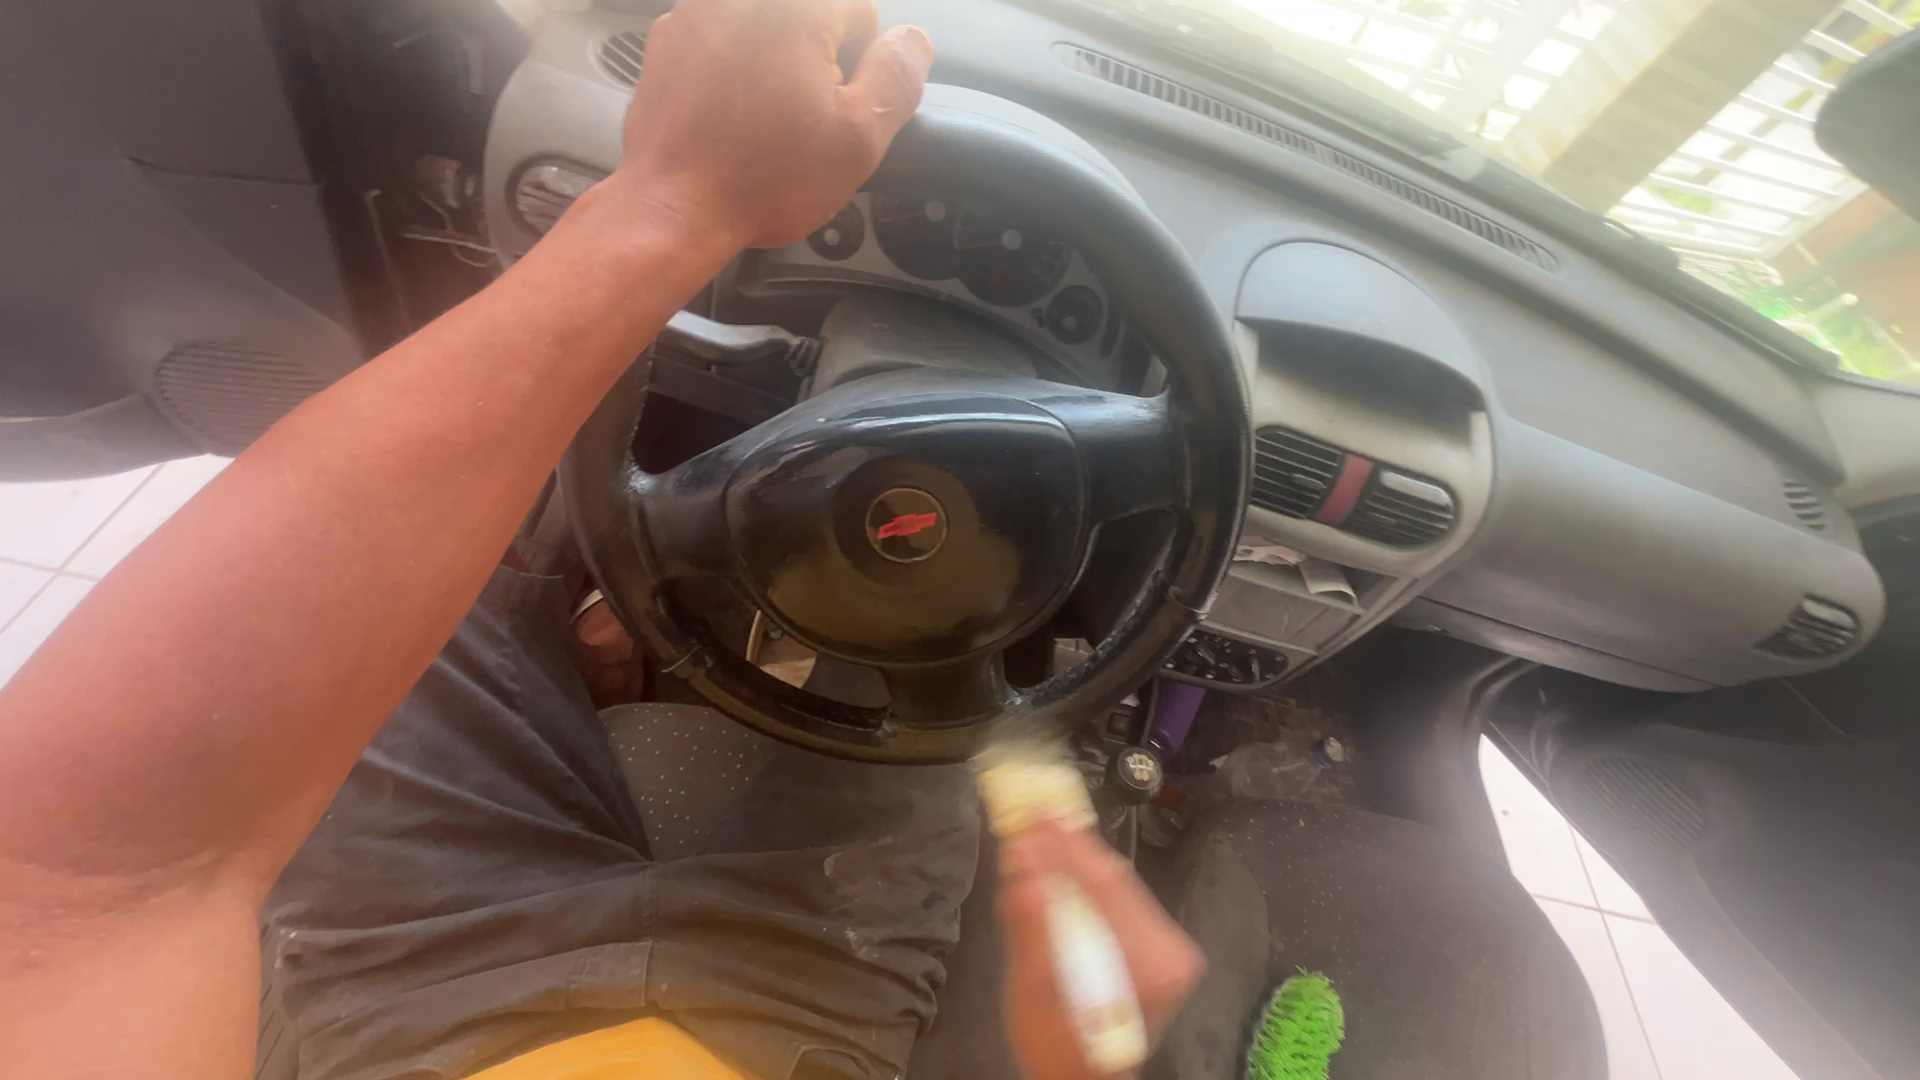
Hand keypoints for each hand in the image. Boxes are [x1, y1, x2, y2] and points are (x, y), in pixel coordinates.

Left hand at [614, 0, 933, 250]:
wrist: (676, 206)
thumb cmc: (768, 178)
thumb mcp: (857, 140)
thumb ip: (895, 81)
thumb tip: (914, 41)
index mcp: (798, 6)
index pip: (860, 15)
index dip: (860, 72)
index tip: (837, 114)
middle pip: (809, 22)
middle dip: (814, 69)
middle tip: (801, 130)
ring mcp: (698, 11)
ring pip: (764, 36)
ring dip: (774, 73)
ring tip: (763, 133)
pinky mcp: (668, 41)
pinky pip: (722, 49)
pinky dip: (733, 79)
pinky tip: (729, 127)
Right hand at [998, 821, 1206, 1078]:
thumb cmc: (1055, 1047)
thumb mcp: (1033, 993)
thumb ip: (1029, 923)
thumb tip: (1019, 857)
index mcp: (1147, 965)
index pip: (1100, 886)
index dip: (1064, 845)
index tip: (1035, 812)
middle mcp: (1168, 950)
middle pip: (1111, 879)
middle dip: (1067, 843)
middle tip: (1034, 808)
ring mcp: (1165, 946)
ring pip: (1114, 883)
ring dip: (1075, 855)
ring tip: (1043, 824)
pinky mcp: (1156, 944)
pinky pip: (1116, 896)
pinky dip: (1085, 876)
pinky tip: (1061, 857)